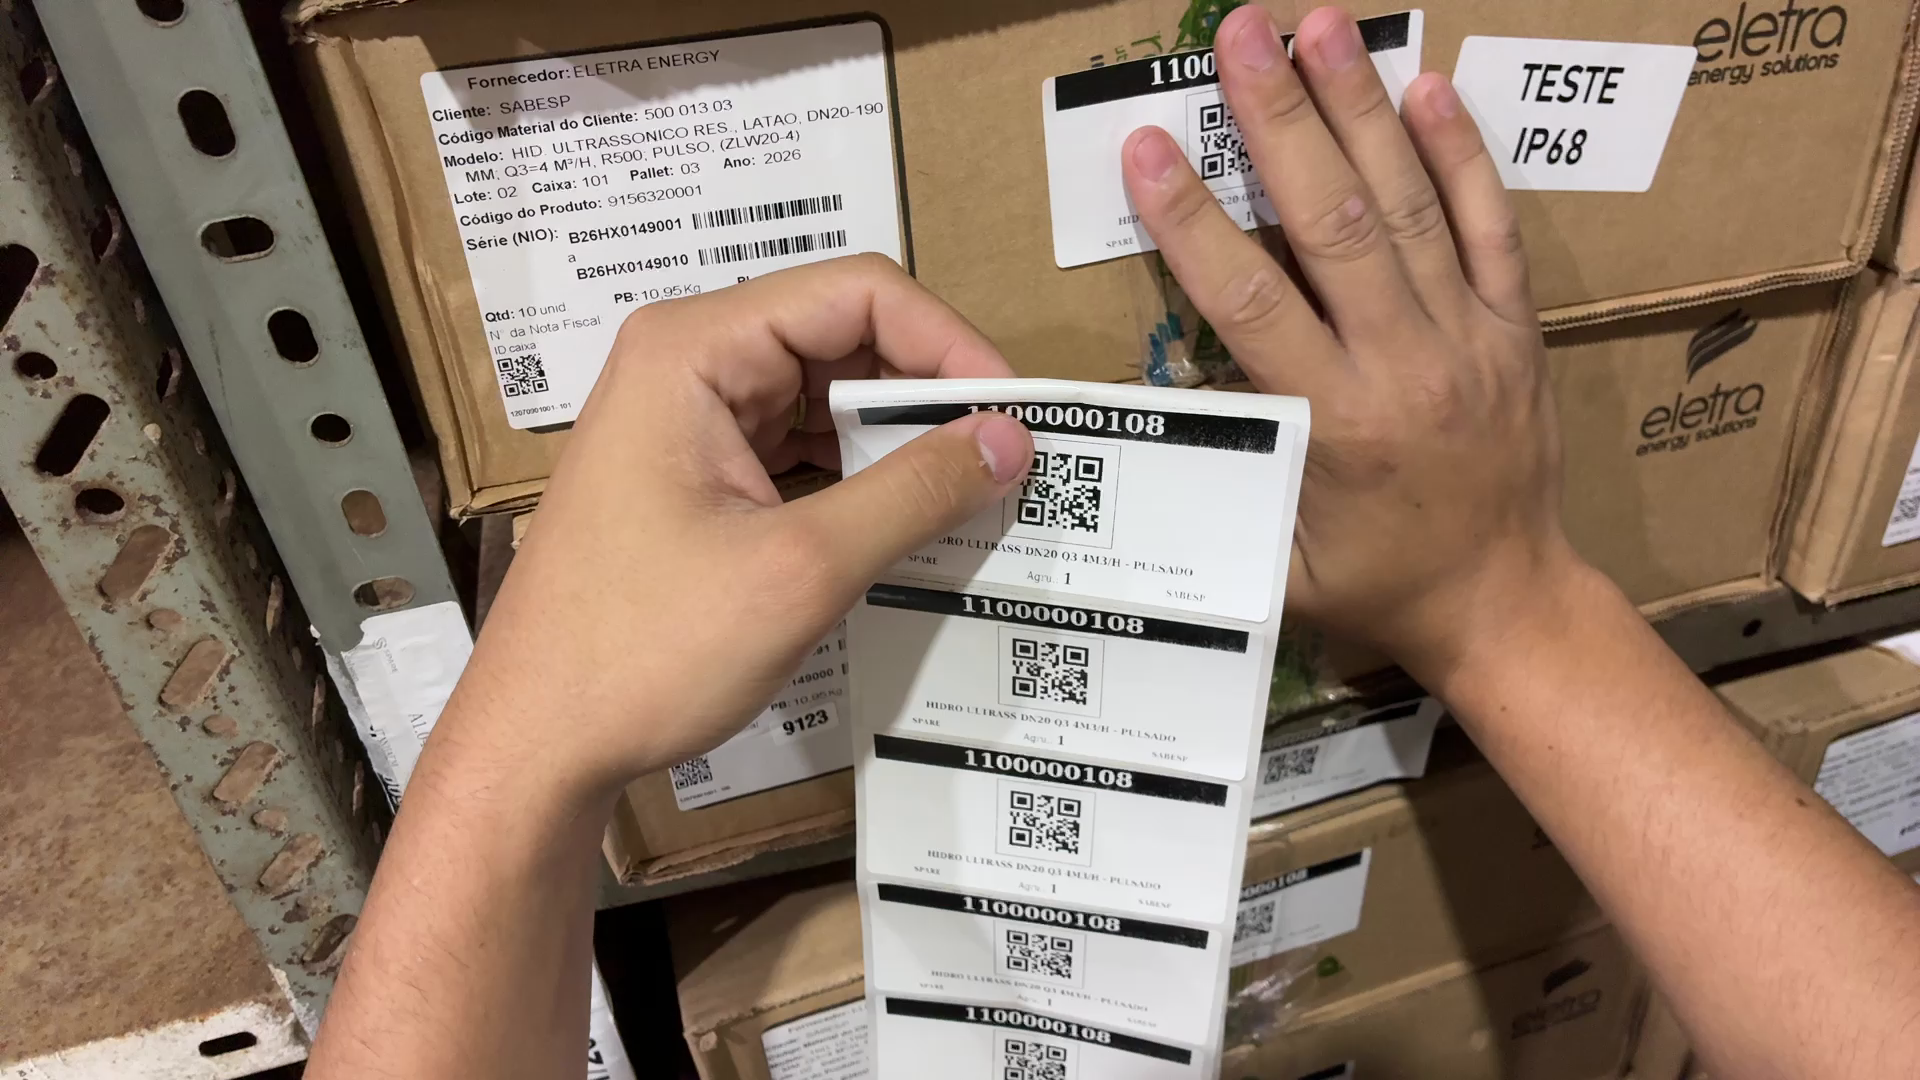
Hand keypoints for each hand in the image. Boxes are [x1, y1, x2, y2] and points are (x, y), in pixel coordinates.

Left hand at [450, 255, 1033, 798]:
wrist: (541, 744)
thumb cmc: (651, 650)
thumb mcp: (801, 566)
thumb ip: (915, 492)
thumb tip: (1013, 439)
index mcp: (700, 349)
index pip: (859, 295)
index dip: (949, 343)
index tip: (1013, 413)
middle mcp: (695, 364)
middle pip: (845, 340)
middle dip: (930, 393)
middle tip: (1003, 457)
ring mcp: (696, 422)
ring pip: (829, 398)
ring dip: (900, 440)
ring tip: (970, 490)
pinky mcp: (705, 475)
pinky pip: (804, 450)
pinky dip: (862, 476)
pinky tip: (907, 517)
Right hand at [1122, 5, 1584, 686]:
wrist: (1503, 601)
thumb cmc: (1372, 589)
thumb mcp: (1270, 565)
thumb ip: (1217, 491)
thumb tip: (1153, 423)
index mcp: (1333, 422)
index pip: (1250, 301)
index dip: (1194, 223)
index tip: (1150, 150)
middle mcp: (1404, 362)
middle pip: (1335, 222)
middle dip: (1279, 122)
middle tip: (1241, 35)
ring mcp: (1469, 336)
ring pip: (1411, 204)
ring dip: (1361, 109)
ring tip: (1323, 26)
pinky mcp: (1513, 328)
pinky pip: (1489, 227)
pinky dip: (1462, 154)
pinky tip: (1430, 88)